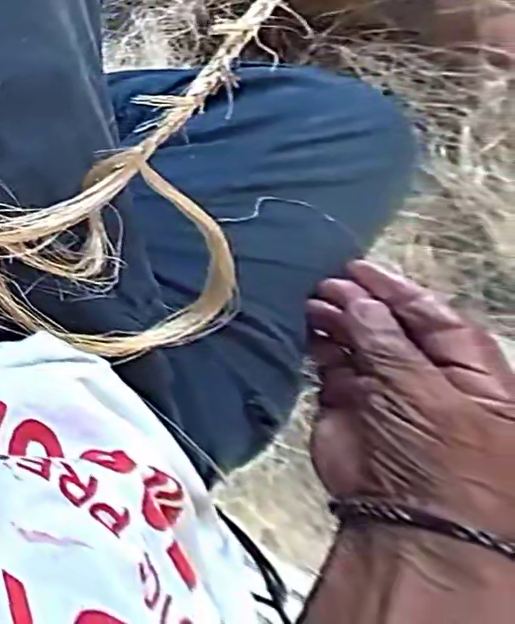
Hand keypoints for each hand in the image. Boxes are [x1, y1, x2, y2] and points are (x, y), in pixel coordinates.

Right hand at [305, 260, 514, 533]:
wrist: (409, 514)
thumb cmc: (446, 459)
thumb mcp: (429, 398)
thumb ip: (390, 345)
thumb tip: (358, 300)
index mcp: (484, 387)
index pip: (444, 327)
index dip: (404, 295)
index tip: (358, 268)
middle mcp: (436, 385)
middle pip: (398, 332)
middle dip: (362, 304)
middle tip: (322, 282)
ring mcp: (390, 393)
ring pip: (360, 343)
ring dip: (334, 320)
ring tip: (305, 301)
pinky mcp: (348, 401)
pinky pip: (330, 362)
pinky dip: (314, 342)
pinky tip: (299, 325)